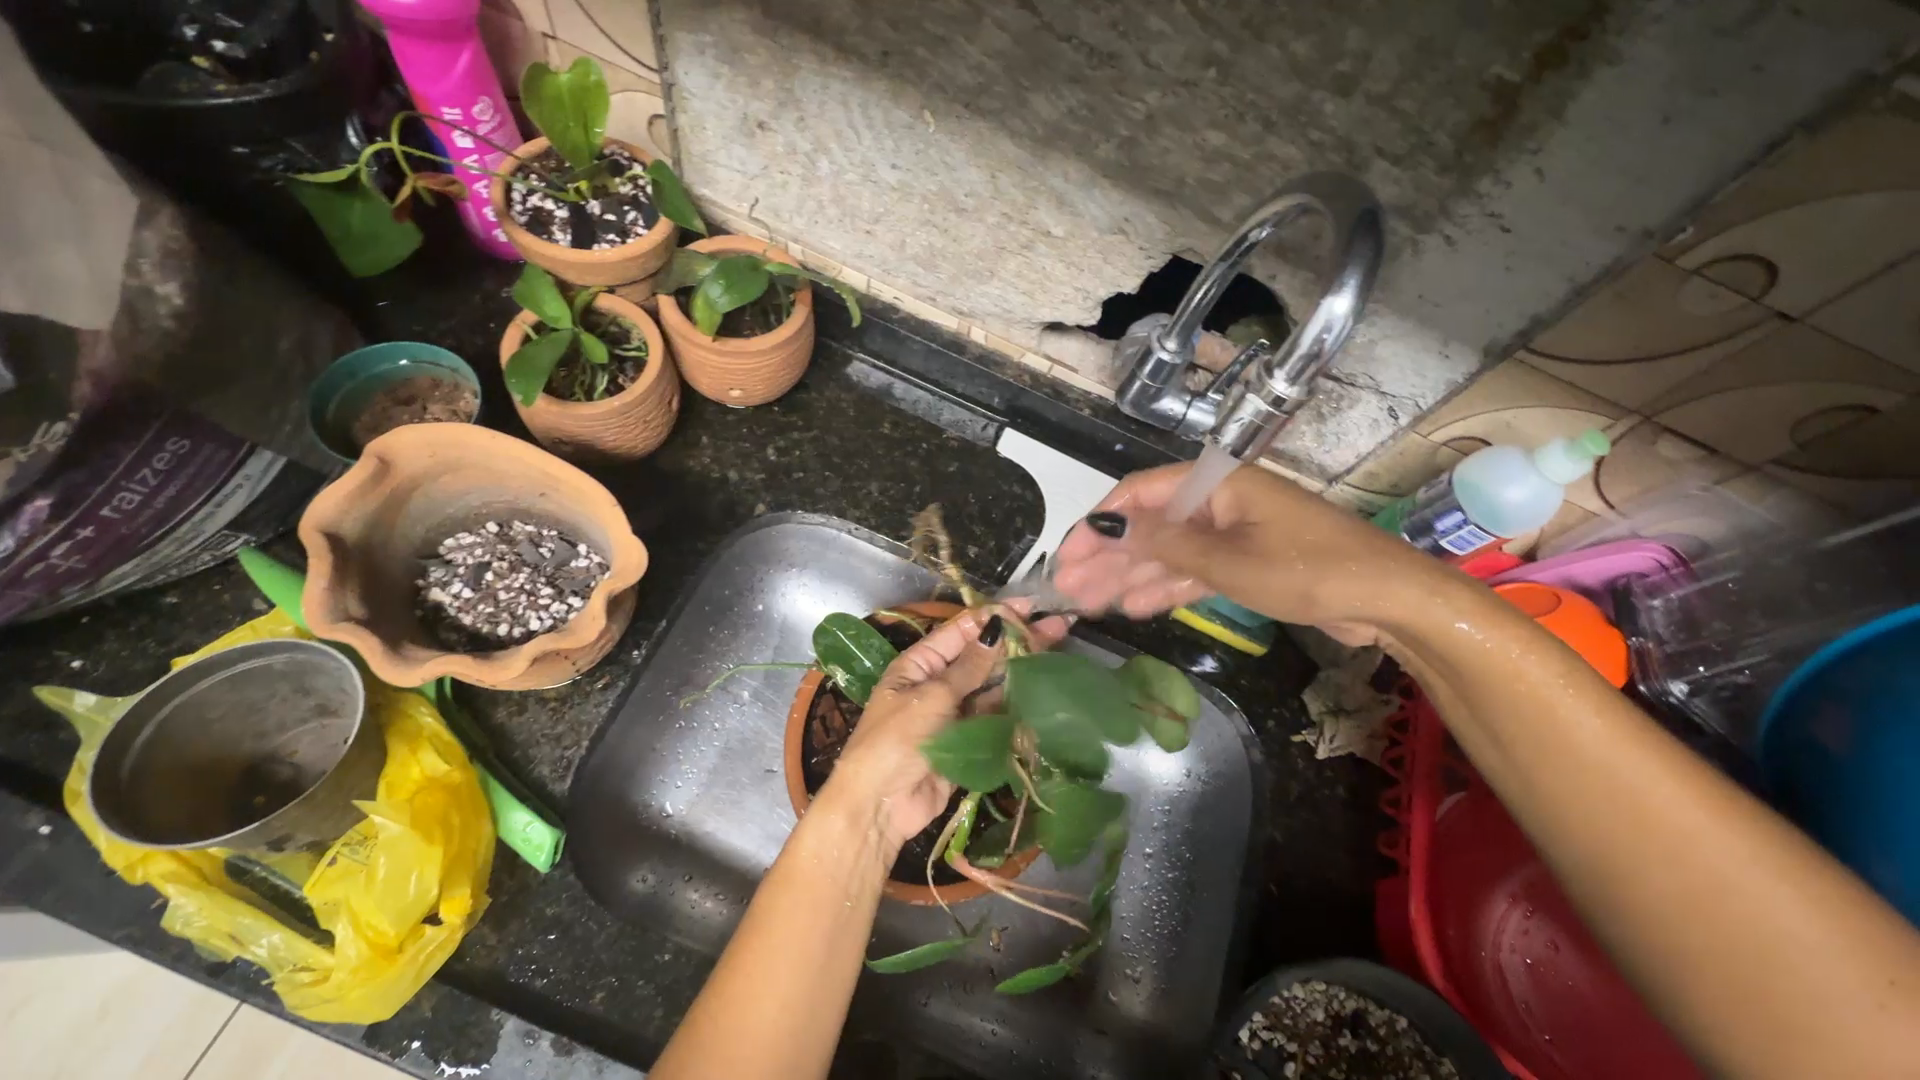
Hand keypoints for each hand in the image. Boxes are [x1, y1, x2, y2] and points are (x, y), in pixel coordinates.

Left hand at [821, 604, 1069, 853]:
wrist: (881, 804)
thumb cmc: (897, 740)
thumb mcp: (933, 696)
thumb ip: (969, 666)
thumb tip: (996, 628)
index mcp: (919, 664)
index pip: (961, 631)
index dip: (995, 616)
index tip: (1031, 607)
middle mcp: (937, 683)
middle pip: (981, 657)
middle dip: (1015, 641)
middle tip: (1058, 627)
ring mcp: (953, 713)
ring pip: (991, 686)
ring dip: (1020, 671)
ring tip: (1056, 654)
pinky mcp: (968, 741)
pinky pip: (994, 717)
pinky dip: (1015, 706)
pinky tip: (1042, 693)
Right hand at [1050, 463, 1446, 644]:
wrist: (1388, 601)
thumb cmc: (1309, 569)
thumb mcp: (1229, 560)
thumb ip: (1165, 544)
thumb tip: (1108, 526)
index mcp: (1217, 484)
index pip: (1141, 492)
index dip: (1100, 522)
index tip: (1067, 554)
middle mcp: (1219, 503)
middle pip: (1150, 525)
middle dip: (1108, 557)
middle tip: (1067, 590)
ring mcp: (1233, 535)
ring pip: (1168, 553)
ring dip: (1130, 577)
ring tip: (1087, 605)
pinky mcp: (1246, 564)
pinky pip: (1194, 572)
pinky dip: (1166, 588)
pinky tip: (1133, 607)